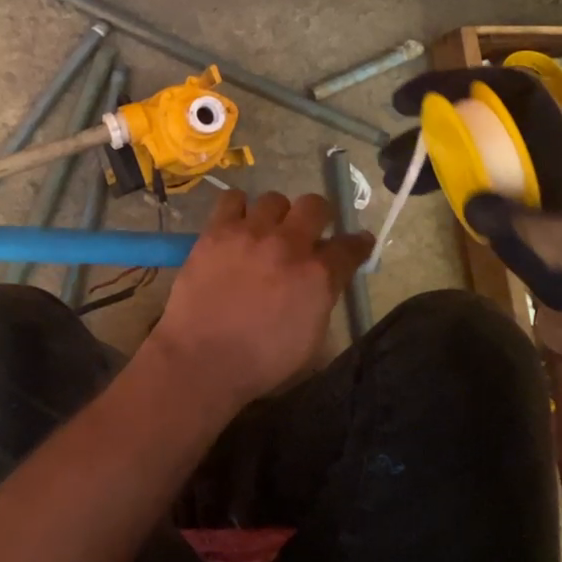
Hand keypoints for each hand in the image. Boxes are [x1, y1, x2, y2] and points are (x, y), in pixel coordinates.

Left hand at [145, 191, 372, 412]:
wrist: (203, 358)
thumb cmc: (261, 362)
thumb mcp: (311, 339)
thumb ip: (321, 299)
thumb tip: (323, 280)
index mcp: (318, 275)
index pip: (350, 247)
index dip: (357, 244)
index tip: (358, 243)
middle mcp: (288, 244)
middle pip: (315, 206)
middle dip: (319, 216)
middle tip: (309, 230)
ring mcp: (251, 232)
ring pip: (273, 199)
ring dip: (276, 214)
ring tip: (266, 230)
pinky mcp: (217, 230)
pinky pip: (232, 199)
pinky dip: (238, 208)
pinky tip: (236, 224)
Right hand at [381, 64, 561, 372]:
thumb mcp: (561, 252)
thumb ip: (520, 225)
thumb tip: (472, 203)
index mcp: (560, 146)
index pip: (514, 90)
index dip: (465, 82)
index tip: (419, 97)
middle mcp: (538, 148)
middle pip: (479, 112)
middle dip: (432, 120)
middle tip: (392, 137)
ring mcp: (521, 170)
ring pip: (466, 139)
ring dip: (426, 149)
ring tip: (390, 171)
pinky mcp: (507, 193)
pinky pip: (465, 166)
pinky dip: (435, 172)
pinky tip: (411, 188)